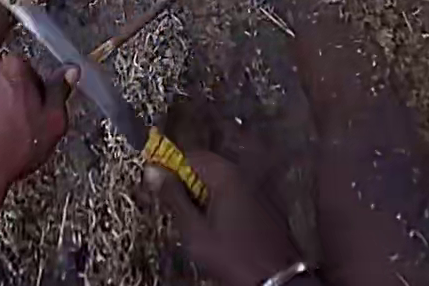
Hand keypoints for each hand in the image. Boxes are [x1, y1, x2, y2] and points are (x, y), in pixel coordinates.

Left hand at [0, 54, 76, 193]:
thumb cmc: (16, 145)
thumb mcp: (53, 120)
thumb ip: (61, 91)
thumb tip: (71, 70)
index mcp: (13, 67)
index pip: (33, 73)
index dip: (40, 96)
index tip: (40, 116)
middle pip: (10, 85)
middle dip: (18, 104)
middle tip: (26, 131)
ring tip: (6, 146)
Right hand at [148, 149, 306, 285]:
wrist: (277, 281)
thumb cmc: (232, 255)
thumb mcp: (196, 231)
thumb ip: (173, 198)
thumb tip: (152, 170)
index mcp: (224, 173)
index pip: (191, 155)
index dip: (173, 170)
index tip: (163, 191)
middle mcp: (241, 173)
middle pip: (206, 168)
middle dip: (189, 185)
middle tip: (181, 213)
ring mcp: (255, 188)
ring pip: (220, 183)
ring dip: (205, 196)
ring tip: (199, 224)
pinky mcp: (263, 204)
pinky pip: (235, 194)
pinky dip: (222, 204)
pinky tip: (220, 229)